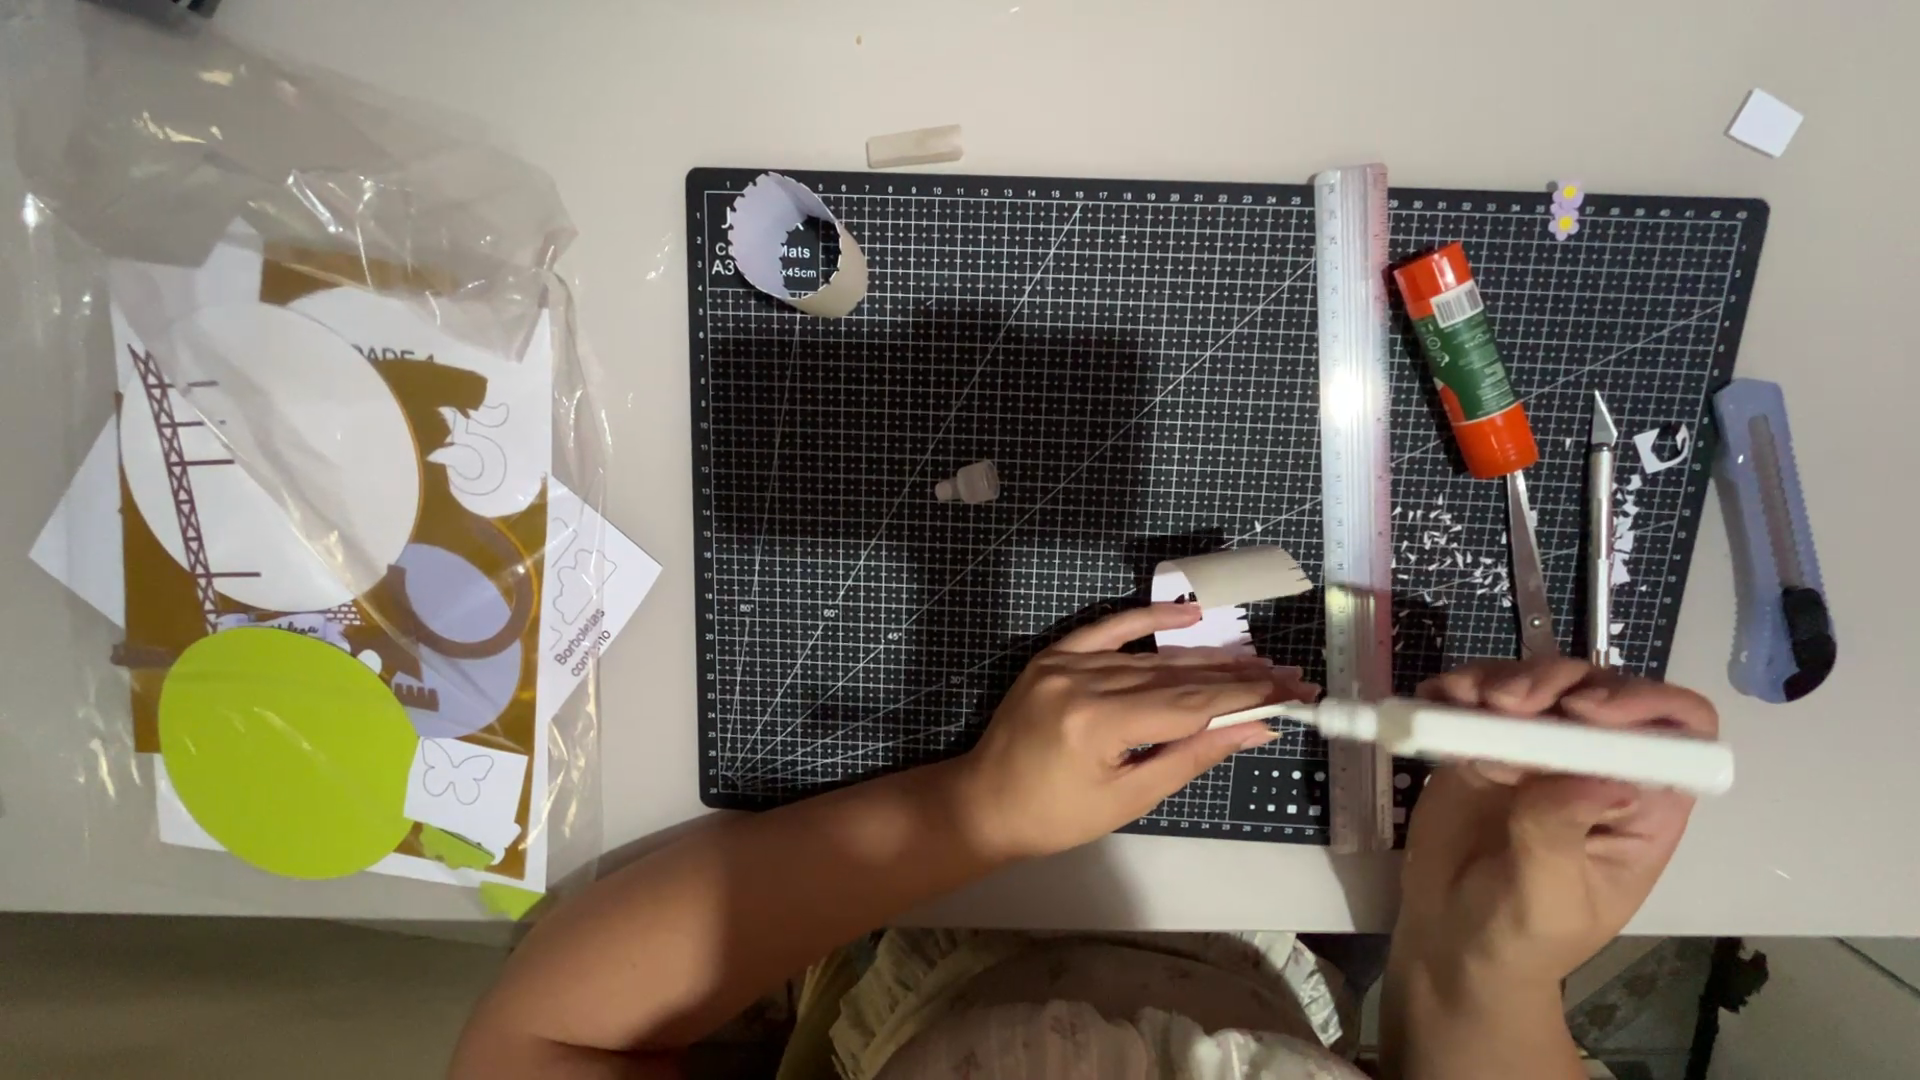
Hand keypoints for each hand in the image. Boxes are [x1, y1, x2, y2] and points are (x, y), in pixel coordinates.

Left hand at [953, 602, 1318, 860]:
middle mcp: (1081, 682)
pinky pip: (1107, 629)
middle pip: (1174, 676)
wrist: (985, 802)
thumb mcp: (1128, 798)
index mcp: (1097, 724)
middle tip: (1288, 676)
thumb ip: (1190, 756)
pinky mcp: (1053, 655)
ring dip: (1204, 659)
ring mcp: (1064, 662)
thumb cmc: (1056, 817)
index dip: (1243, 698)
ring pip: (1149, 658)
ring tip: (1254, 660)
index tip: (1290, 692)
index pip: (1188, 706)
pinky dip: (1147, 619)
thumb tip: (1253, 728)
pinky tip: (1187, 614)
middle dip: (1236, 678)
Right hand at [1393, 657, 1719, 991]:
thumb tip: (1599, 775)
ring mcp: (1529, 750)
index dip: (1641, 704)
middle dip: (1551, 682)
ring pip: (1530, 683)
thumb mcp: (1551, 895)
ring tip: (1460, 700)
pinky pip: (1472, 699)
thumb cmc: (1523, 932)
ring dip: (1496, 678)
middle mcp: (1589, 764)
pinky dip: (1451, 687)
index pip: (1673, 730)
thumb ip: (1561, 833)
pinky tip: (1433, 698)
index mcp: (1638, 802)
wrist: (1452, 935)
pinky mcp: (1475, 746)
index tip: (1582, 712)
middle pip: (1593, 688)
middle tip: (1504, 704)